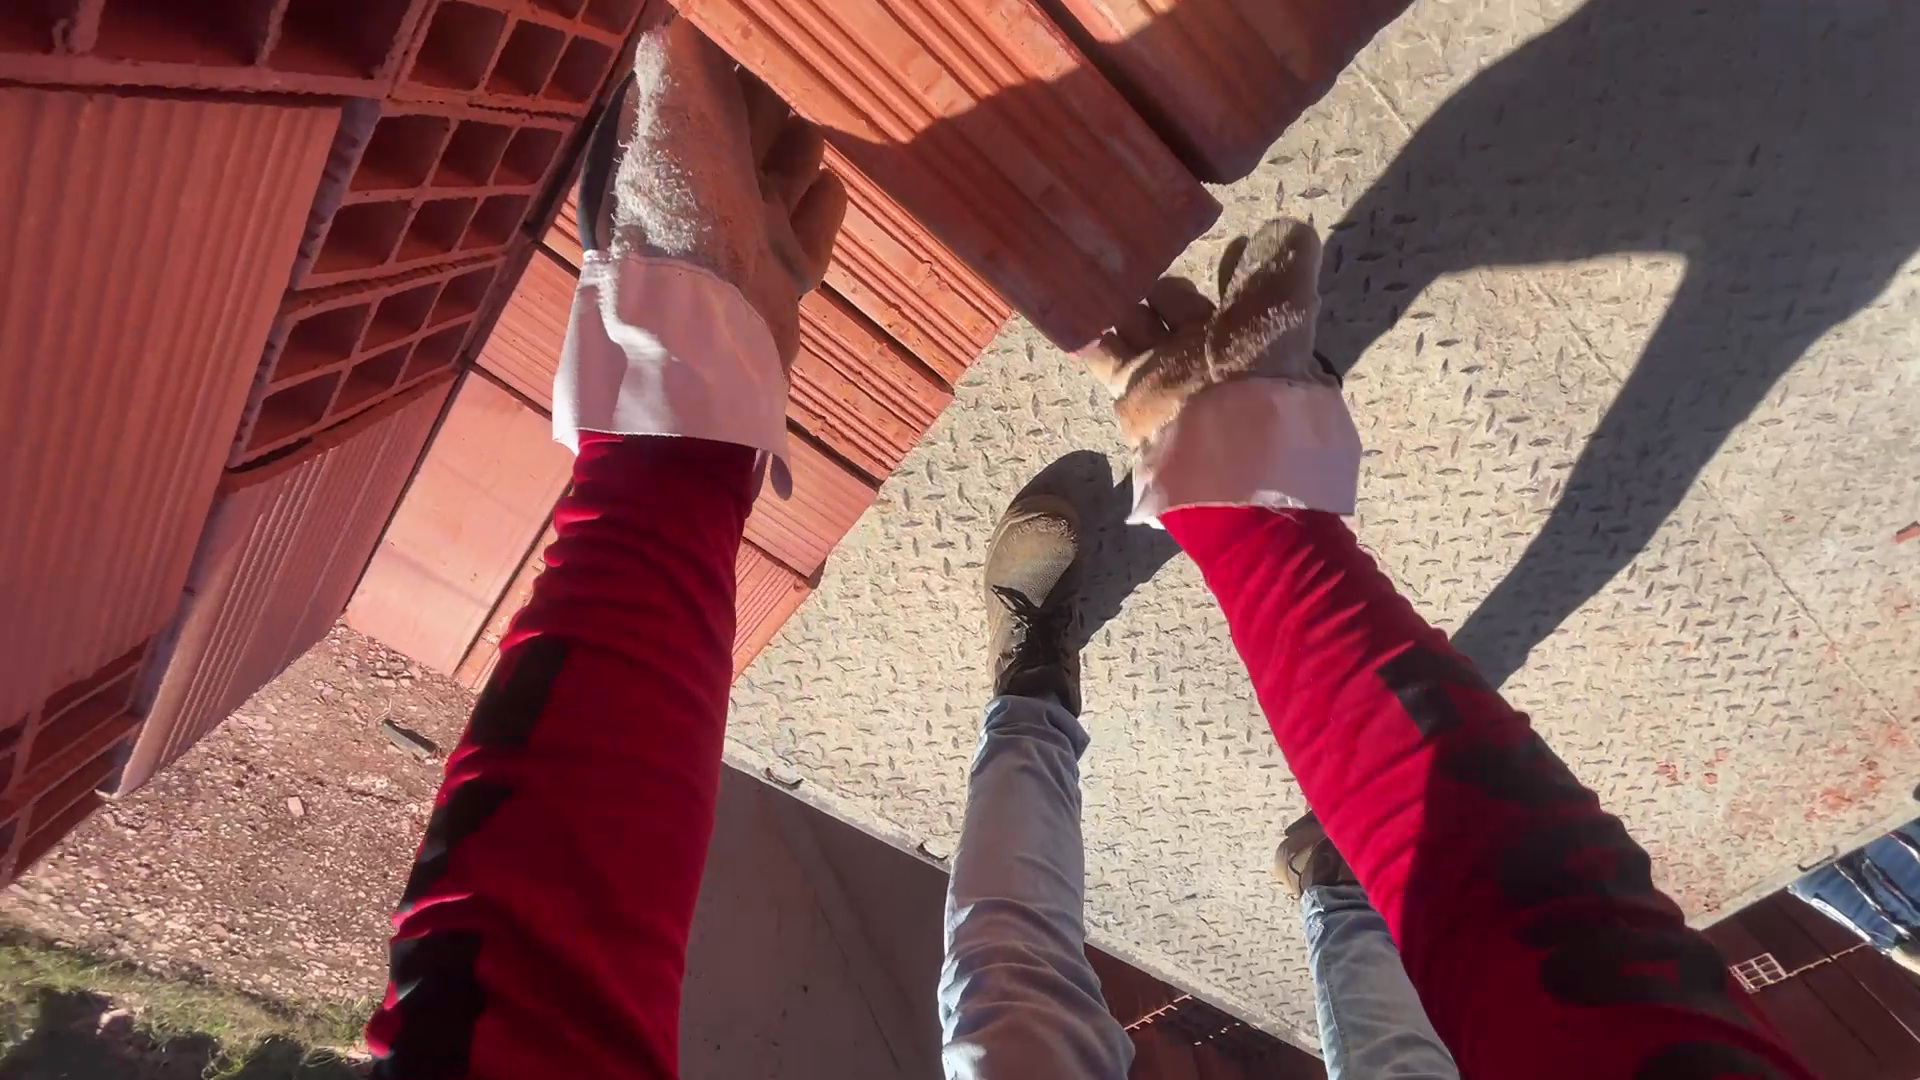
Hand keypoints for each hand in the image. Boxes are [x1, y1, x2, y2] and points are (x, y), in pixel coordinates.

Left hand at [599, 16, 847, 370]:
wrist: (716, 317)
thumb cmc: (691, 207)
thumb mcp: (675, 113)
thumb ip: (680, 57)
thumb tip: (684, 20)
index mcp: (681, 147)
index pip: (714, 92)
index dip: (739, 63)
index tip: (772, 42)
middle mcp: (714, 191)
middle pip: (755, 135)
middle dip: (777, 104)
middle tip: (811, 76)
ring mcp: (752, 235)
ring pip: (786, 180)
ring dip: (803, 151)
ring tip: (822, 126)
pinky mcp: (786, 273)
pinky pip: (812, 232)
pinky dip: (822, 208)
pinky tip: (832, 186)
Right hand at [1083, 218, 1333, 447]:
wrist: (1218, 422)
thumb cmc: (1254, 354)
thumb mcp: (1285, 294)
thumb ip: (1284, 257)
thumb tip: (1274, 230)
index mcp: (1245, 328)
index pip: (1234, 292)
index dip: (1229, 269)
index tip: (1218, 246)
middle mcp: (1204, 351)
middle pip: (1176, 310)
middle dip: (1160, 287)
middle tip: (1136, 260)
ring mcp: (1165, 371)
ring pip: (1138, 329)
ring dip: (1121, 305)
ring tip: (1099, 275)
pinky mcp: (1130, 389)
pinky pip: (1106, 359)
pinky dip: (1090, 339)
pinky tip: (1075, 313)